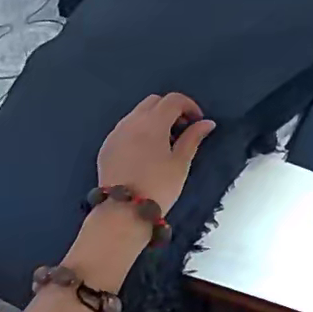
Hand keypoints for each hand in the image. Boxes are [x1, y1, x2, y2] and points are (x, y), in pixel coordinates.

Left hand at [96, 93, 216, 212]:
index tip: (197, 121)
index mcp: (152, 123)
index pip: (173, 100)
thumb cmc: (158, 187)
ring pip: (137, 113)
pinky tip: (145, 152)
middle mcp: (131, 122)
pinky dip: (139, 130)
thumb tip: (206, 123)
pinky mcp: (106, 146)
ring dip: (153, 119)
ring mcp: (116, 133)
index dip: (189, 105)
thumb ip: (193, 138)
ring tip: (164, 142)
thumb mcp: (180, 163)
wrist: (122, 211)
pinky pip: (125, 128)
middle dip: (170, 109)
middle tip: (182, 130)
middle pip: (153, 101)